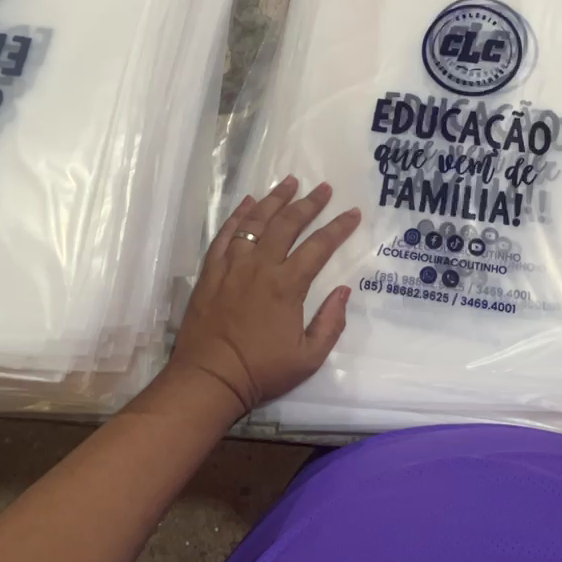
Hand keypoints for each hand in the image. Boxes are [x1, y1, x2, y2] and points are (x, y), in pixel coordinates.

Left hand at [166, 177, 361, 414]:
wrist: (208, 379)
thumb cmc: (261, 371)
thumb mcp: (308, 358)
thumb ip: (330, 323)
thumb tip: (344, 291)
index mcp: (287, 285)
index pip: (319, 246)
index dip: (338, 227)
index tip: (353, 212)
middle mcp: (260, 266)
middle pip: (287, 223)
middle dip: (309, 203)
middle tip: (323, 188)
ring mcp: (232, 265)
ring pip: (255, 221)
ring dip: (274, 199)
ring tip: (289, 182)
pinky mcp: (211, 271)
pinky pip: (226, 234)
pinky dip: (238, 215)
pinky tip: (249, 202)